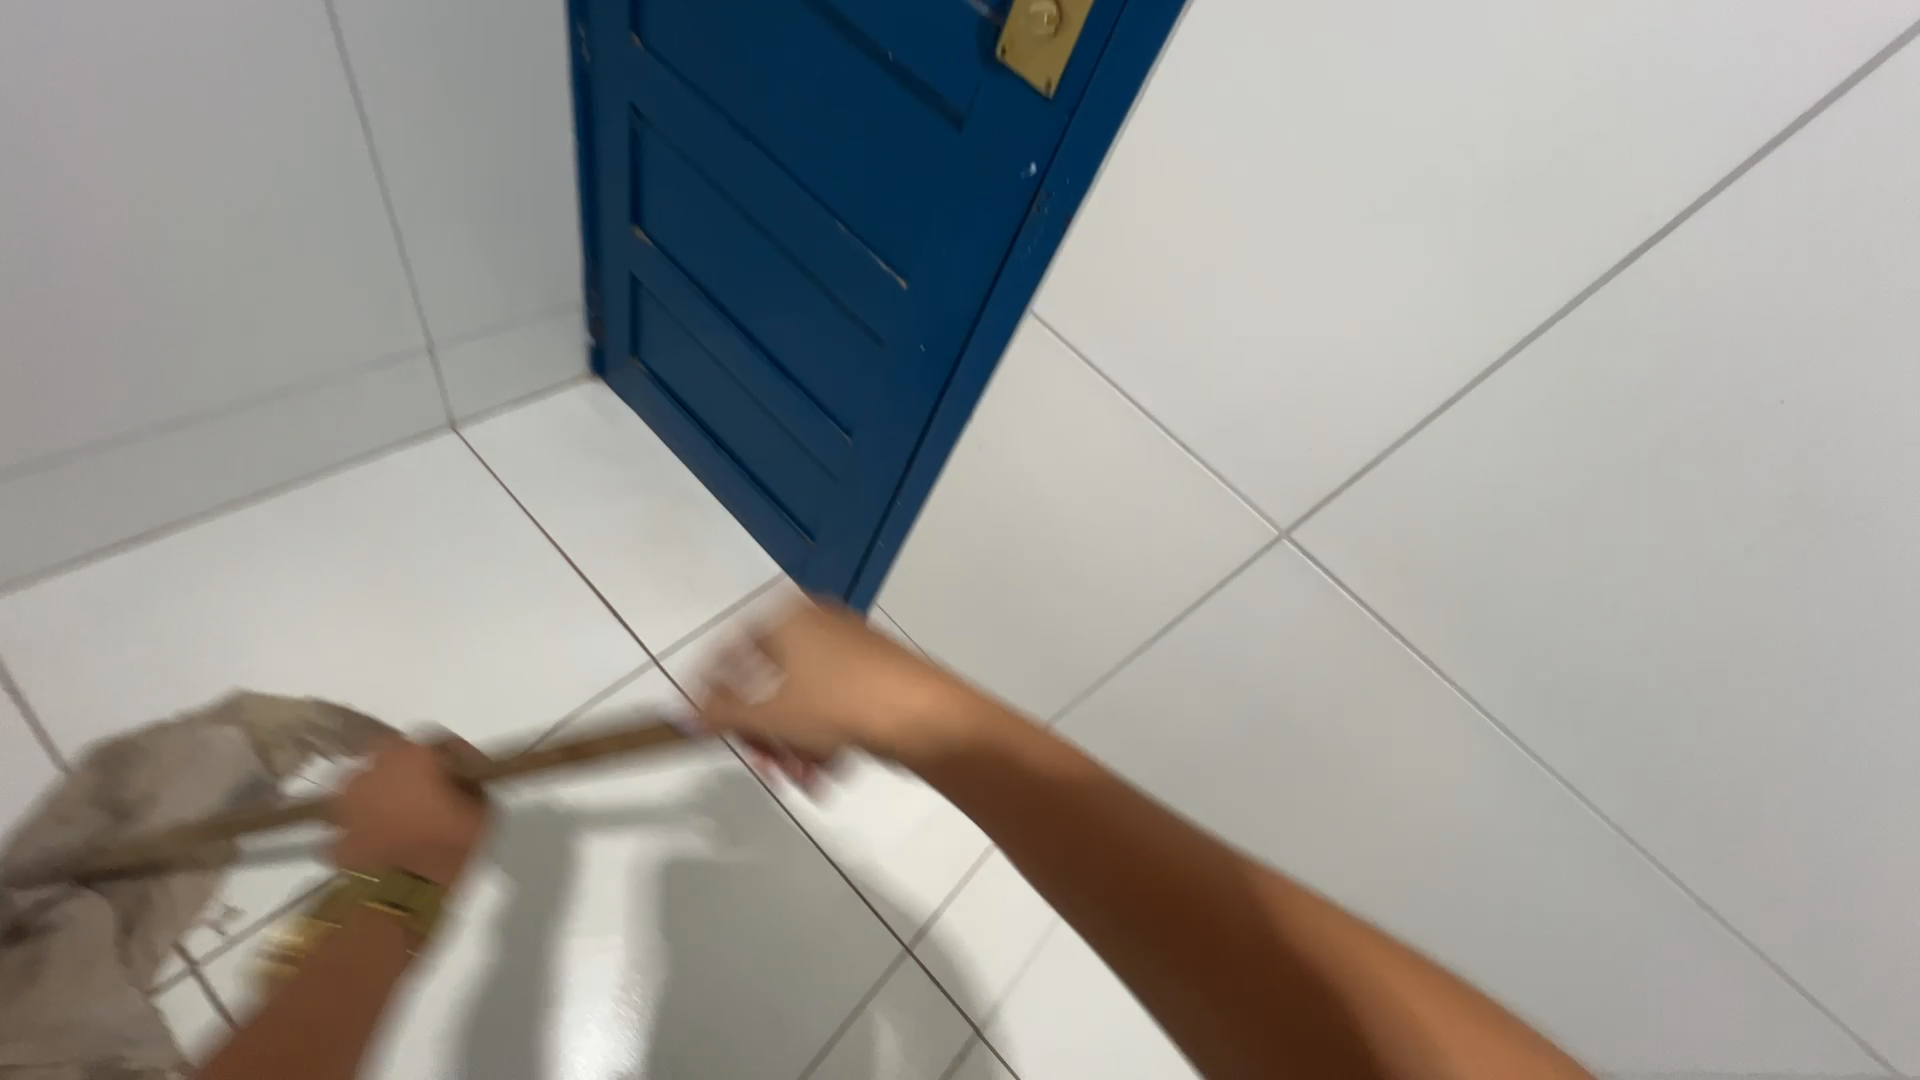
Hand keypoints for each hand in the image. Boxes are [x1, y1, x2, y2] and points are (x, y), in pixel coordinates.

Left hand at [329, 737, 489, 885]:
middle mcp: (373, 770)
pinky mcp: (332, 833)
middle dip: (412, 769)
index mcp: (413, 756)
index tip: (470, 774)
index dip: (457, 755)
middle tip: (432, 792)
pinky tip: (386, 841)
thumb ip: (472, 786)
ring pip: (369, 786)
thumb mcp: (482, 810)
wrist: (397, 896)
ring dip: (384, 794)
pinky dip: (367, 825)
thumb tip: (464, 784)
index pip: (440, 740)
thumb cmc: (448, 844)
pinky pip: (355, 819)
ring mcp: (345, 803)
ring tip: (405, 817)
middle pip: (395, 757)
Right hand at [696, 598, 992, 777]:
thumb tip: (683, 714)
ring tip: (802, 779)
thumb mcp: (770, 715)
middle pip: (768, 683)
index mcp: (788, 619)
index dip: (711, 690)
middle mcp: (818, 626)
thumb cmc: (839, 705)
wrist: (926, 716)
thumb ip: (720, 715)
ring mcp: (849, 650)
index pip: (730, 649)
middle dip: (765, 733)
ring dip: (794, 746)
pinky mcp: (873, 677)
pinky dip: (824, 740)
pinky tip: (827, 774)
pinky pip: (832, 708)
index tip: (701, 728)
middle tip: (766, 765)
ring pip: (802, 702)